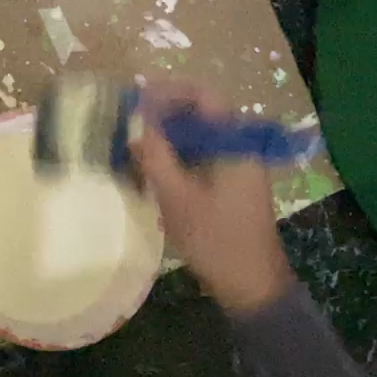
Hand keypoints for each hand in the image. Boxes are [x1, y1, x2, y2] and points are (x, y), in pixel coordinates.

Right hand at [130, 84, 295, 315]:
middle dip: (161, 114)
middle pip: (197, 113)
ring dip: (165, 136)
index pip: (202, 95)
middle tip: (125, 123)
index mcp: (234, 141)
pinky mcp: (228, 183)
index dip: (167, 91)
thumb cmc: (216, 239)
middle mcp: (239, 145)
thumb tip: (133, 122)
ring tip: (130, 145)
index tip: (134, 100)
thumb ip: (154, 155)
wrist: (251, 286)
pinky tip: (148, 170)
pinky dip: (173, 156)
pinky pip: (198, 155)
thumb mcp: (177, 197)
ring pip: (196, 135)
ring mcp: (235, 164)